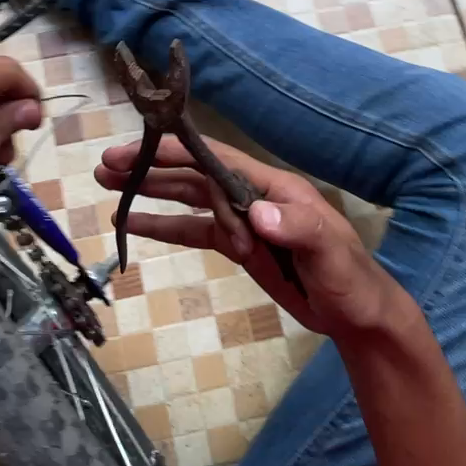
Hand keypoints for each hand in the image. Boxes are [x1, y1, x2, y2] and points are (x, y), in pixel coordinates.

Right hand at [94, 134, 400, 338]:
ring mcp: (242, 220)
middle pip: (192, 174)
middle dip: (150, 168)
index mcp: (271, 186)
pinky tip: (134, 227)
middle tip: (107, 167)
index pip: (215, 159)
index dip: (176, 152)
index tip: (139, 150)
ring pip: (187, 199)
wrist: (357, 315)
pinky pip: (193, 231)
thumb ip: (296, 229)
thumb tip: (256, 213)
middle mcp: (251, 194)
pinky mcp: (237, 245)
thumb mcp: (329, 252)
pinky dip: (164, 227)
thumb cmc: (349, 279)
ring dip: (150, 192)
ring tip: (110, 188)